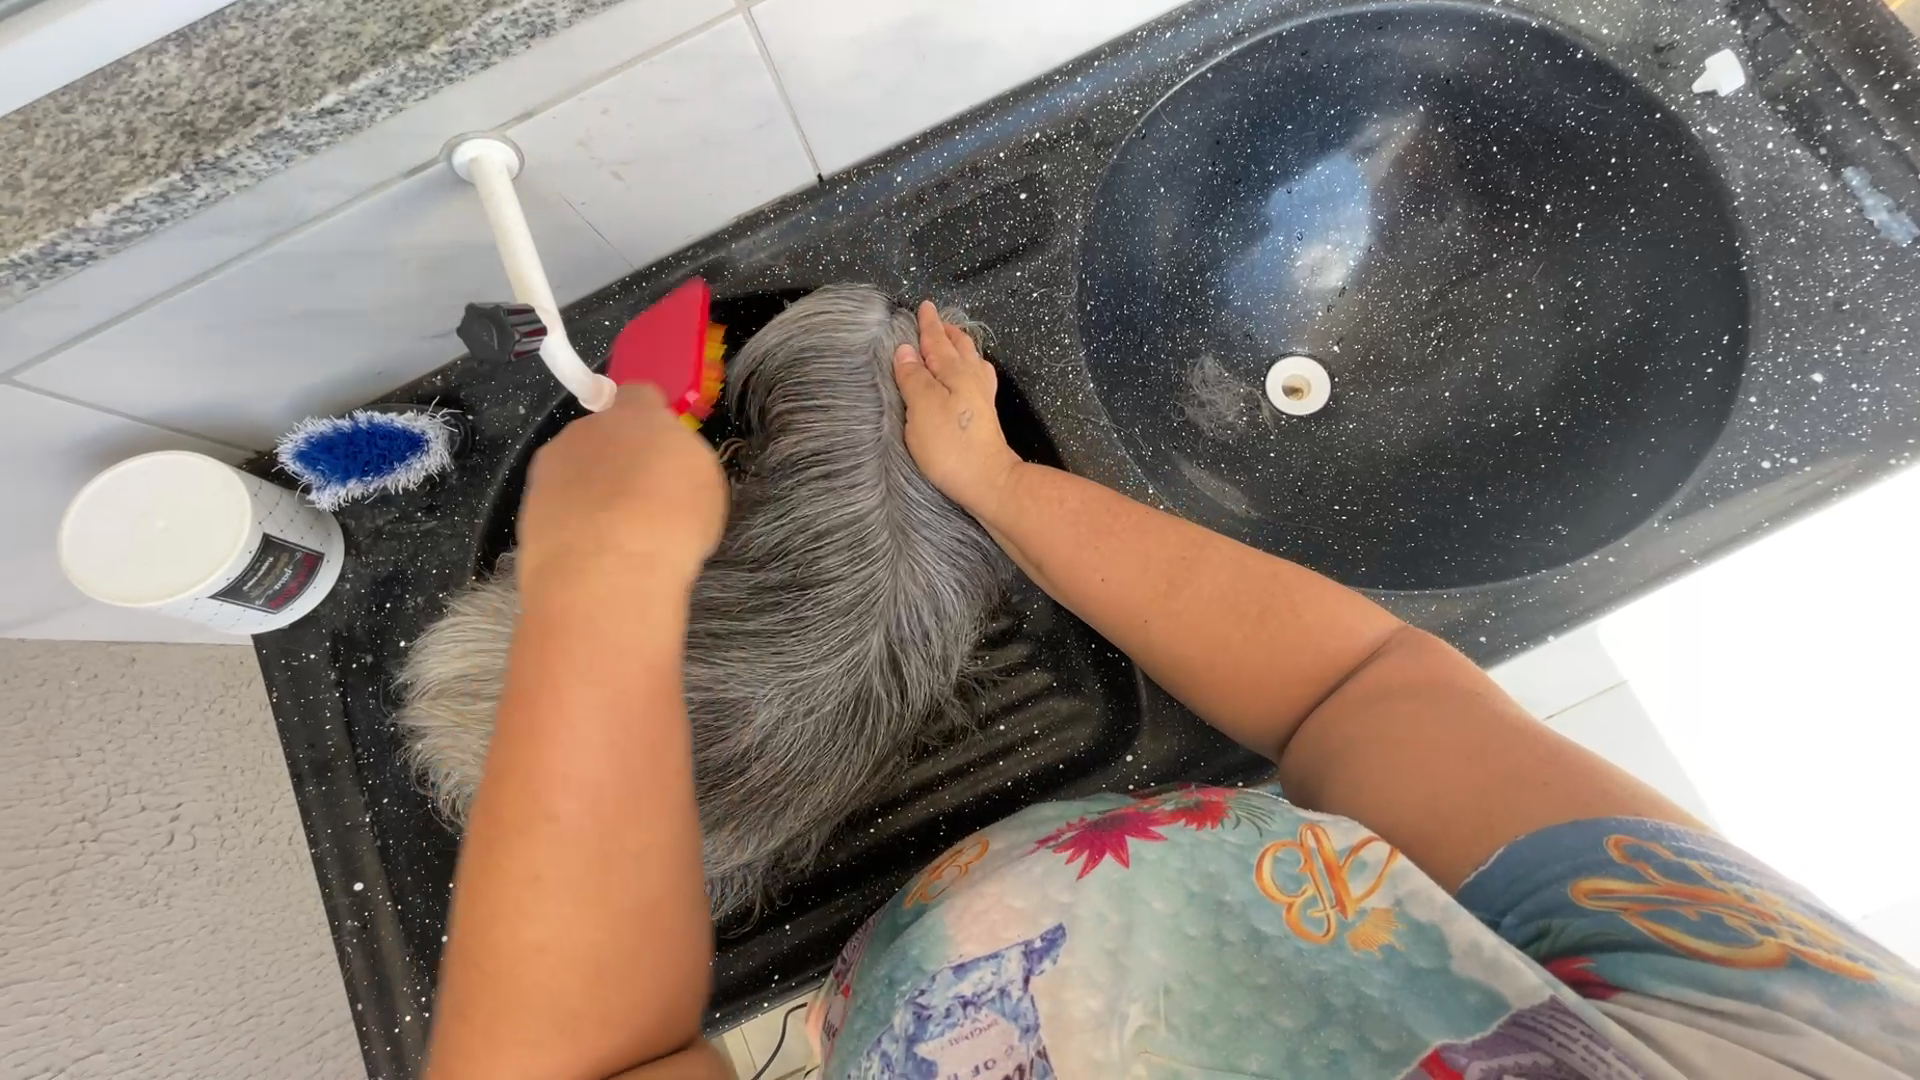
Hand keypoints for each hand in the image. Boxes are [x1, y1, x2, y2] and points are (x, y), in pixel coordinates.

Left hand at [515, 383, 727, 604]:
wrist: (607, 572)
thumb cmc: (672, 521)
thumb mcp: (705, 482)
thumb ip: (682, 457)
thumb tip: (666, 458)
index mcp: (637, 415)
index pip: (641, 394)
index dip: (652, 417)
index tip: (663, 447)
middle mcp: (587, 430)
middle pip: (604, 434)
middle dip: (620, 457)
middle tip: (645, 496)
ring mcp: (551, 467)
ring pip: (578, 468)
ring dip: (594, 488)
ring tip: (617, 531)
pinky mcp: (528, 505)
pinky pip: (560, 503)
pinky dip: (574, 518)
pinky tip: (594, 550)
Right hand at [892, 301, 1023, 520]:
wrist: (988, 481)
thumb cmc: (951, 445)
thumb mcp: (922, 408)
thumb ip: (913, 377)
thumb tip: (906, 350)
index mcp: (954, 372)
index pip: (938, 342)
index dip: (929, 325)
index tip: (924, 307)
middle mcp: (972, 379)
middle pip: (959, 347)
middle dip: (946, 332)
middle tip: (937, 319)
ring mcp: (982, 398)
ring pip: (971, 361)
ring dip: (960, 347)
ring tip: (953, 340)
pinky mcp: (985, 417)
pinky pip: (977, 378)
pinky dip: (970, 366)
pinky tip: (972, 375)